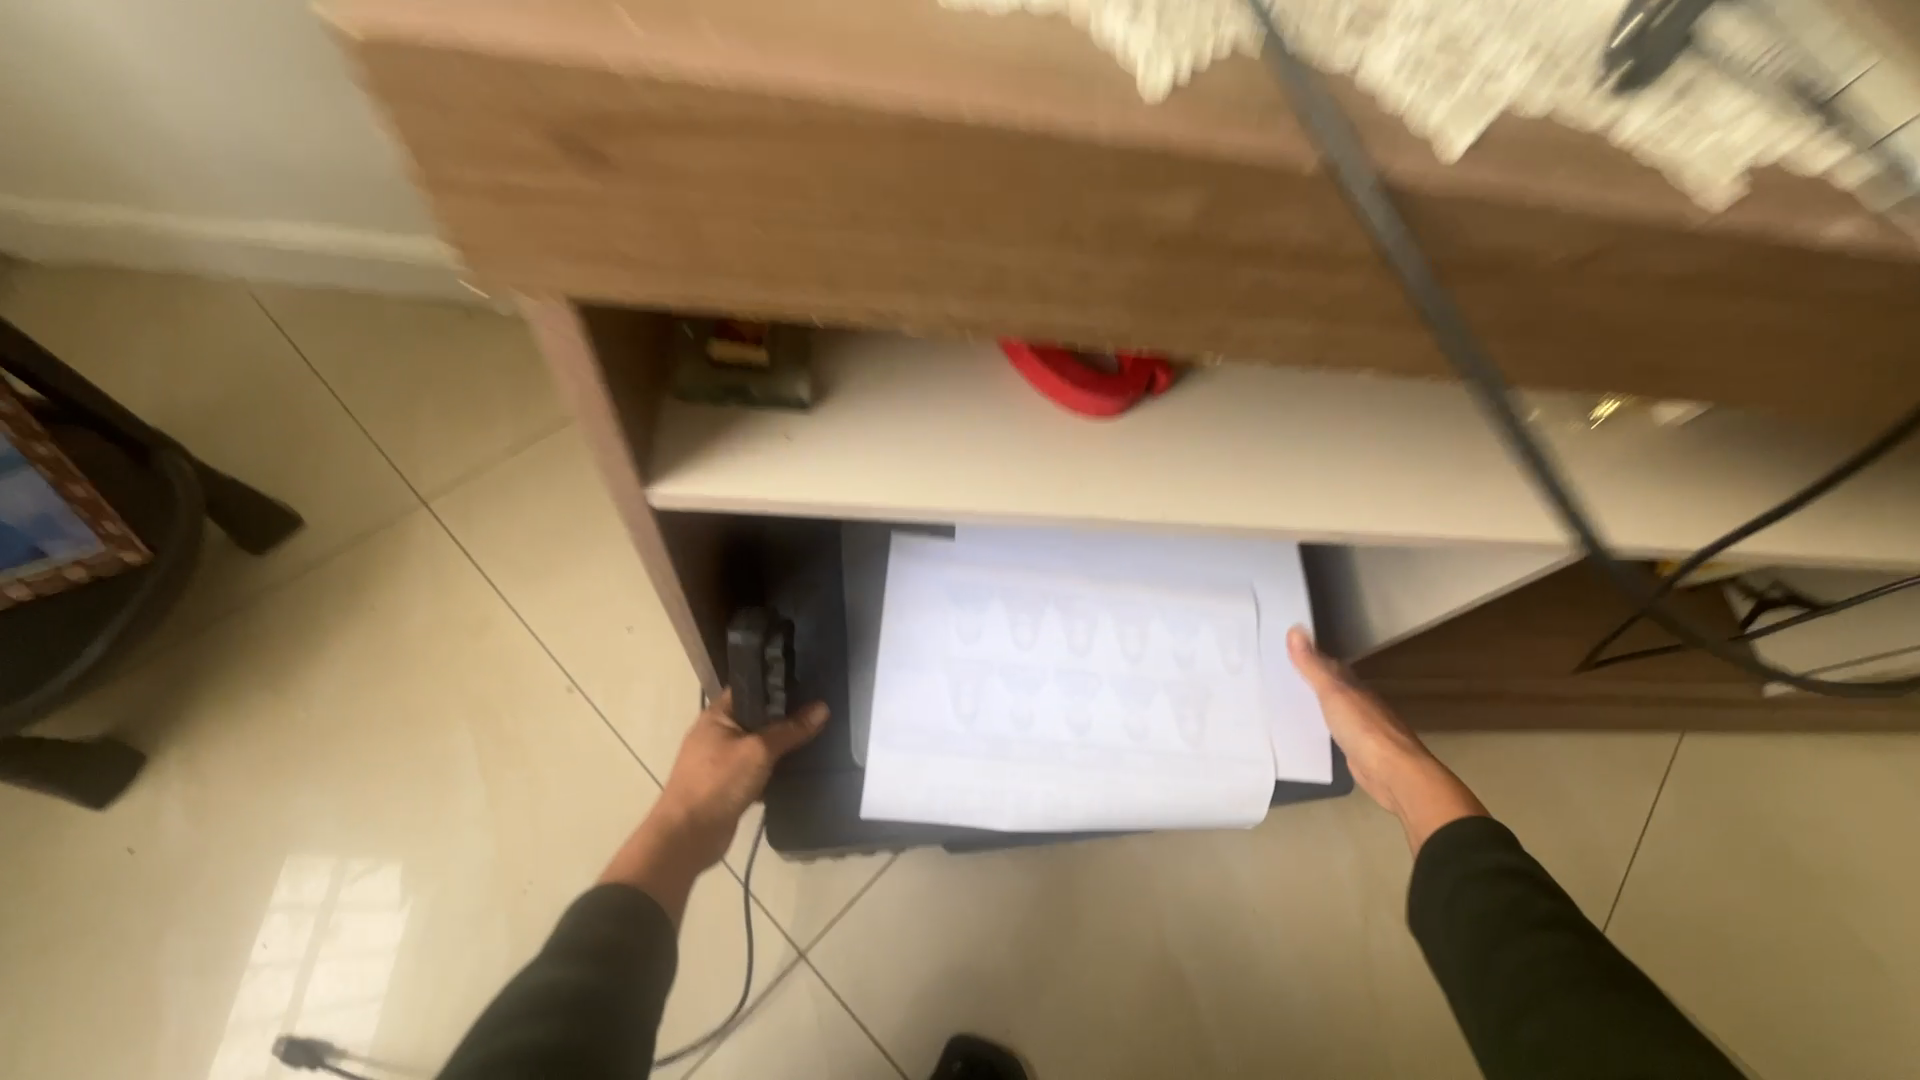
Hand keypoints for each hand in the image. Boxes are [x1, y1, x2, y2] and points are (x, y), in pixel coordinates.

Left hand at [654, 690, 829, 867]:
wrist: (688, 836)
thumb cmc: (718, 783)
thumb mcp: (759, 751)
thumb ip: (790, 730)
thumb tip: (823, 708)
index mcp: (717, 715)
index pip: (750, 688)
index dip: (777, 685)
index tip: (808, 683)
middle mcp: (717, 733)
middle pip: (757, 717)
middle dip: (785, 716)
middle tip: (819, 711)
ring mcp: (720, 761)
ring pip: (758, 745)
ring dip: (781, 746)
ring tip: (816, 736)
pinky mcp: (728, 786)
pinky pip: (756, 769)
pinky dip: (774, 770)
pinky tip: (799, 769)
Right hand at [1287, 627, 1485, 851]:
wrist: (1393, 774)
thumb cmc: (1364, 728)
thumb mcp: (1333, 693)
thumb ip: (1313, 666)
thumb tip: (1295, 628)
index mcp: (1355, 687)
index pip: (1330, 666)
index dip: (1311, 657)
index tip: (1287, 651)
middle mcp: (1360, 704)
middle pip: (1332, 687)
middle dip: (1311, 681)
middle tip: (1280, 676)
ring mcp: (1361, 729)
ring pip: (1333, 710)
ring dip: (1316, 705)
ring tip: (1287, 702)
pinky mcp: (1357, 751)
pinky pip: (1334, 733)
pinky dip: (1321, 728)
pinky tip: (1309, 732)